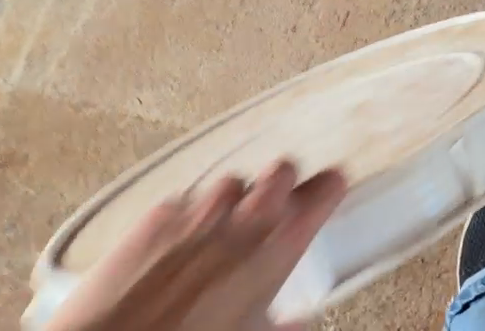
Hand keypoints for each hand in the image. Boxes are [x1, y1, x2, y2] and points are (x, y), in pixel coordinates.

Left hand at [44, 161, 346, 330]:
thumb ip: (286, 320)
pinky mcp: (154, 218)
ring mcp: (200, 211)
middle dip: (281, 186)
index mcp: (283, 240)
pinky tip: (175, 245)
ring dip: (232, 202)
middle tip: (273, 211)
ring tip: (220, 231)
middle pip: (284, 169)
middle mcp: (249, 215)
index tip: (325, 198)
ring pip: (232, 183)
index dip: (328, 191)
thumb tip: (298, 322)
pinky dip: (183, 218)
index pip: (330, 184)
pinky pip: (181, 202)